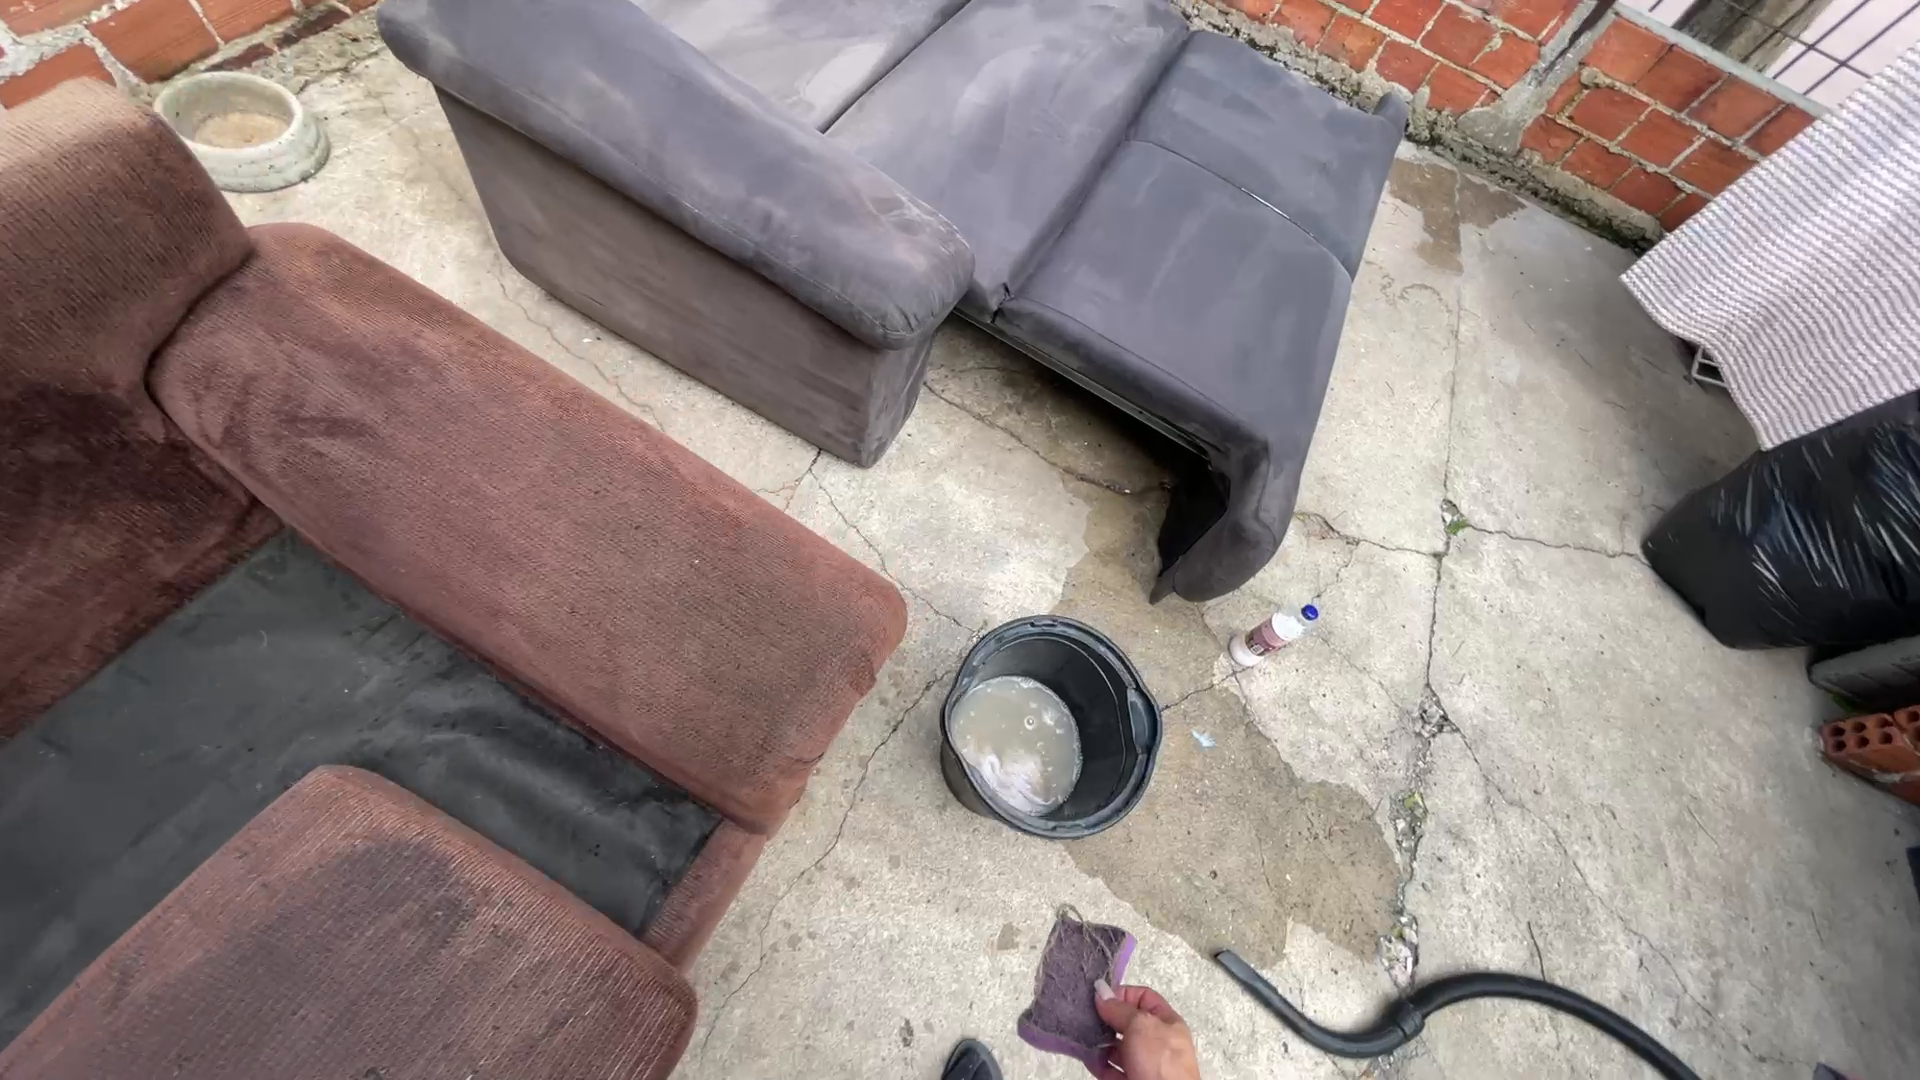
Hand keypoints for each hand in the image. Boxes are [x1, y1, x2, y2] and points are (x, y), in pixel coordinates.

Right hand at [1088, 979, 1200, 1079]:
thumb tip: (1101, 990)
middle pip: (1127, 1023)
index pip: (1144, 998)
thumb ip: (1119, 1007)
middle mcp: (1156, 1043)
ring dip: (1099, 1041)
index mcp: (1167, 1024)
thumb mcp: (1140, 1025)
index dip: (1122, 994)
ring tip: (1083, 1034)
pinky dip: (1097, 1063)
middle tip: (1087, 1014)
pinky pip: (1110, 1070)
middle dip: (1106, 1018)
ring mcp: (1144, 1066)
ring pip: (1117, 1047)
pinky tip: (1086, 1056)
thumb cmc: (1160, 1065)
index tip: (1101, 996)